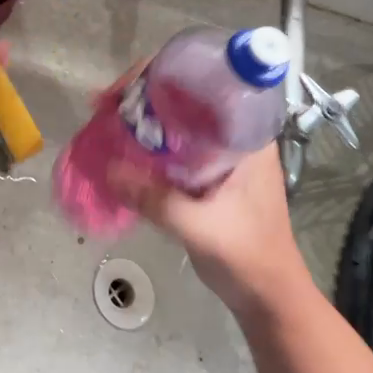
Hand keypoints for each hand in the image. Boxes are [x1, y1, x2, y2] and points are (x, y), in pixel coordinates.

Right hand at [97, 65, 307, 309]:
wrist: (268, 299)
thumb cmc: (248, 256)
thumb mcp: (200, 227)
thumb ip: (155, 199)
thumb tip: (106, 168)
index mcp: (246, 131)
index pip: (204, 78)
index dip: (162, 73)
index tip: (128, 87)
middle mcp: (233, 131)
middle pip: (182, 91)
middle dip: (141, 92)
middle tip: (105, 103)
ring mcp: (218, 149)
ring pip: (173, 115)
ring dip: (138, 113)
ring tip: (103, 118)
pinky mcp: (203, 168)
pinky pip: (168, 140)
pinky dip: (142, 138)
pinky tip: (116, 145)